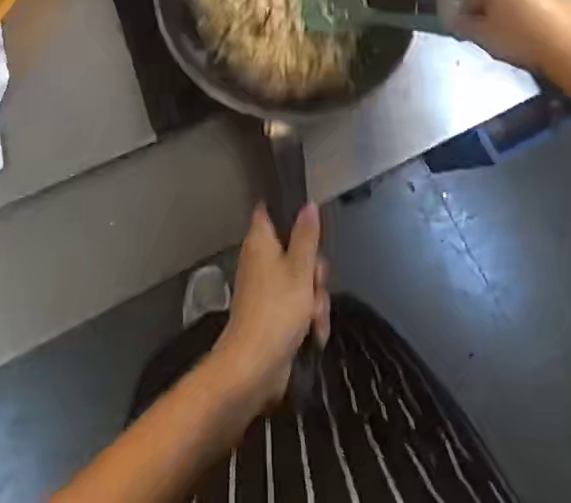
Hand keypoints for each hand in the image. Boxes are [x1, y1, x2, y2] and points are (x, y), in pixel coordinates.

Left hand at [206, 204, 328, 412]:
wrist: (254, 366)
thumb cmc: (277, 311)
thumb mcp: (300, 270)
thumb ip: (306, 236)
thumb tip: (308, 203)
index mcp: (260, 241)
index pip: (271, 211)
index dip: (291, 213)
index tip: (311, 228)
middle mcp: (261, 259)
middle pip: (297, 249)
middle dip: (315, 271)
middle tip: (316, 284)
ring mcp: (267, 287)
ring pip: (302, 279)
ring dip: (315, 300)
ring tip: (314, 319)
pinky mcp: (274, 312)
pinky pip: (298, 304)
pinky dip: (308, 317)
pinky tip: (314, 334)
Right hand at [455, 0, 570, 92]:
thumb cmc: (519, 39)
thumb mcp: (482, 36)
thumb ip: (463, 26)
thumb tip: (452, 19)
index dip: (468, 19)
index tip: (471, 37)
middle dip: (494, 16)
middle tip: (494, 40)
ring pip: (522, 4)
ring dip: (517, 19)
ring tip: (518, 44)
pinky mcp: (569, 3)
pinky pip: (544, 12)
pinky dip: (538, 23)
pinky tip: (540, 43)